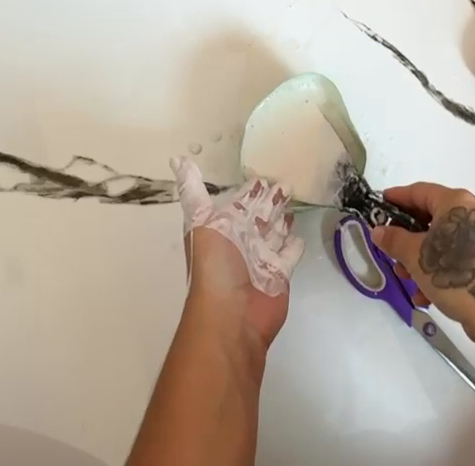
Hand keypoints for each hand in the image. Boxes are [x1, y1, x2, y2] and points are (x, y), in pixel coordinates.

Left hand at [173, 159, 302, 349]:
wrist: (232, 315)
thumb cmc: (214, 266)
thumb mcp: (200, 221)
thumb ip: (193, 191)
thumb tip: (176, 159)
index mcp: (224, 227)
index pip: (240, 202)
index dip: (249, 190)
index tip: (261, 174)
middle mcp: (243, 240)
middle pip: (259, 214)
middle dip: (270, 198)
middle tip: (285, 181)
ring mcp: (262, 257)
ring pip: (275, 230)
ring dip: (282, 216)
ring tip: (293, 199)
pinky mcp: (281, 273)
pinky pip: (290, 254)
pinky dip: (294, 244)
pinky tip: (298, 234)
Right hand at [370, 183, 474, 346]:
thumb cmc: (454, 275)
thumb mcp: (415, 256)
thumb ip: (393, 239)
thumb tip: (377, 230)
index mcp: (457, 202)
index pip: (419, 191)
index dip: (397, 197)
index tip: (379, 204)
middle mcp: (474, 210)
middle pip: (431, 215)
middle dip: (407, 235)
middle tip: (390, 249)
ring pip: (443, 237)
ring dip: (420, 256)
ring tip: (406, 277)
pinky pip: (457, 252)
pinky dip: (438, 267)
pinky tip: (425, 293)